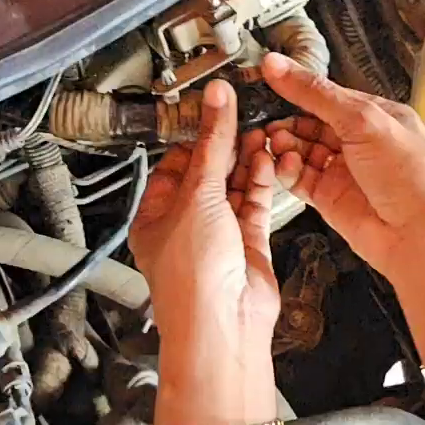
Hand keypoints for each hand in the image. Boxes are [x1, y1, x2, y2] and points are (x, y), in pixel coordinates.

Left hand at [128, 79, 280, 424]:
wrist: (224, 325)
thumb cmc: (192, 275)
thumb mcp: (198, 194)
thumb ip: (213, 143)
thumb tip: (216, 99)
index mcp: (156, 215)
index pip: (175, 163)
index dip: (195, 136)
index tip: (215, 109)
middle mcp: (186, 224)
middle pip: (207, 173)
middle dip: (225, 146)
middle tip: (242, 115)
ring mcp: (219, 234)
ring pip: (234, 186)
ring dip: (247, 160)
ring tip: (260, 131)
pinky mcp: (248, 243)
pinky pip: (255, 203)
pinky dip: (262, 181)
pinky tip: (268, 159)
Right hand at [259, 52, 424, 288]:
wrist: (421, 236)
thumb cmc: (411, 176)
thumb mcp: (361, 119)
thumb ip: (315, 93)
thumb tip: (277, 65)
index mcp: (375, 116)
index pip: (328, 96)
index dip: (298, 89)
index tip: (269, 81)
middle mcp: (359, 142)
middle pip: (311, 124)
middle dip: (288, 121)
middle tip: (268, 121)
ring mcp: (344, 171)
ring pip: (302, 151)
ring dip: (285, 146)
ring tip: (275, 143)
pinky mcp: (331, 198)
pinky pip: (300, 179)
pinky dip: (287, 171)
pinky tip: (283, 165)